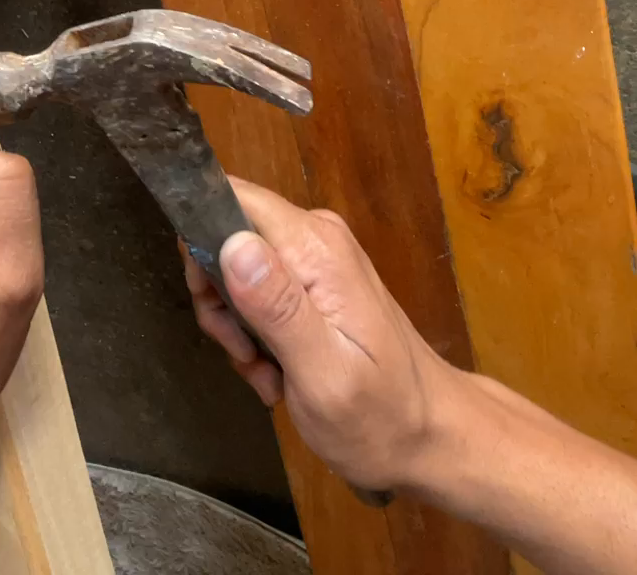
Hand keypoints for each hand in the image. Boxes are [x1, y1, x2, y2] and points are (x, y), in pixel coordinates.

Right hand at [182, 179, 460, 492]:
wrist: (435, 439)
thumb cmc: (382, 417)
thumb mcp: (323, 374)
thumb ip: (277, 307)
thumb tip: (231, 244)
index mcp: (315, 246)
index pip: (232, 197)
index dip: (201, 236)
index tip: (206, 297)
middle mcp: (314, 234)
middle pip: (227, 233)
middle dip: (219, 296)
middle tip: (240, 352)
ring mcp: (316, 254)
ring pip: (236, 264)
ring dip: (236, 323)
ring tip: (264, 371)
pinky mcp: (314, 276)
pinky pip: (257, 285)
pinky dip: (254, 329)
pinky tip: (276, 368)